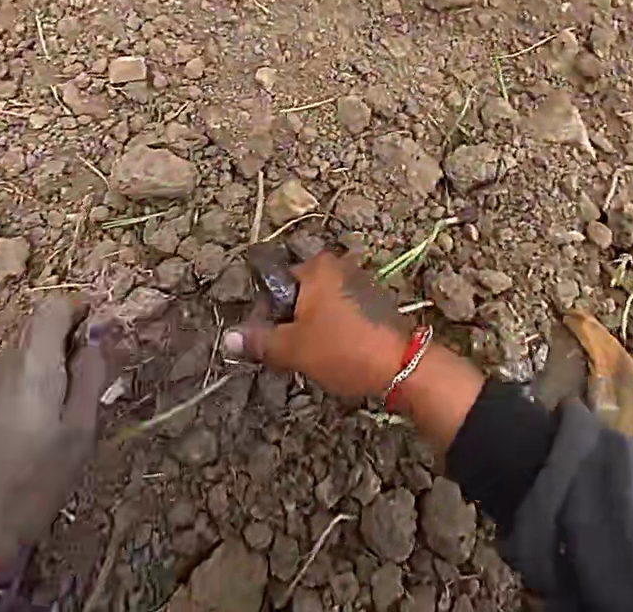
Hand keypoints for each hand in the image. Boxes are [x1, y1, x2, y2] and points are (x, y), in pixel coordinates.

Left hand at [0, 298, 107, 567]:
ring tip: (71, 398)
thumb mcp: (78, 430)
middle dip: (70, 335)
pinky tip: (41, 418)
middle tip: (93, 368)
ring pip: (25, 349)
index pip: (55, 305)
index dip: (82, 309)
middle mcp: (5, 361)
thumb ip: (91, 374)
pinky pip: (10, 373)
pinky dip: (32, 378)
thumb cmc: (33, 481)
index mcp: (34, 361)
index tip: (103, 333)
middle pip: (39, 324)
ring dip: (52, 358)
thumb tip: (100, 335)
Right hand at [224, 250, 485, 450]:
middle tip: (289, 354)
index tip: (265, 343)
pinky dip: (332, 329)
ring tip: (313, 358)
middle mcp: (337, 266)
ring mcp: (358, 282)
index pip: (273, 285)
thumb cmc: (344, 349)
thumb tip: (228, 338)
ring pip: (319, 305)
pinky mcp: (374, 301)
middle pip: (296, 295)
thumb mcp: (294, 348)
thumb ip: (259, 341)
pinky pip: (340, 311)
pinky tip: (336, 354)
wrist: (404, 366)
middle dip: (288, 323)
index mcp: (315, 267)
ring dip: (310, 328)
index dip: (264, 316)